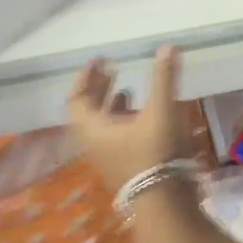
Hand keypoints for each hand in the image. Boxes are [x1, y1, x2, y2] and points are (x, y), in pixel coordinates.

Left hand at [67, 46, 195, 191]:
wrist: (161, 195)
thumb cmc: (154, 149)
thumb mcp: (161, 110)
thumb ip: (163, 78)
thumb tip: (165, 46)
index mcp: (93, 128)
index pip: (77, 100)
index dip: (85, 78)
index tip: (99, 60)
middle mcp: (93, 141)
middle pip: (87, 111)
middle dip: (98, 87)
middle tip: (111, 67)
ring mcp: (107, 153)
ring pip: (101, 122)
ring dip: (110, 101)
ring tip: (126, 85)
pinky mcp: (122, 159)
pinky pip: (114, 131)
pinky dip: (123, 114)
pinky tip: (141, 109)